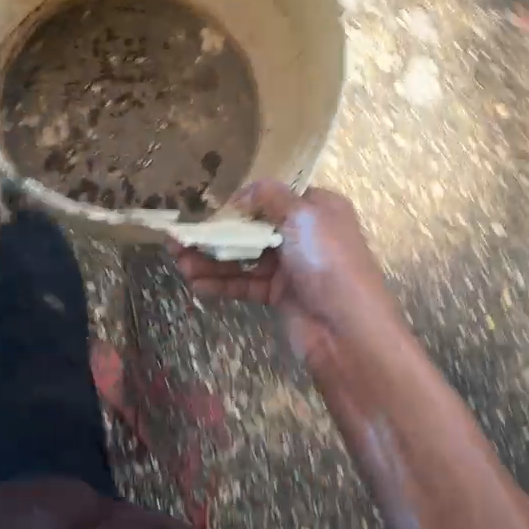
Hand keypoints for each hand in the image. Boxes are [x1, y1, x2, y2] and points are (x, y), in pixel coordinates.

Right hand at [172, 181, 401, 381]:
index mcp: (317, 209)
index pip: (272, 197)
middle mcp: (304, 234)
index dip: (240, 200)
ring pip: (242, 256)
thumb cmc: (328, 262)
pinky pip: (244, 283)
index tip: (205, 204)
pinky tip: (196, 284)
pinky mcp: (279, 295)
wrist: (349, 334)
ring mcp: (290, 267)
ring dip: (210, 259)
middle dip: (214, 232)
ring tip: (178, 263)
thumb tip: (239, 194)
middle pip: (251, 227)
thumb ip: (268, 196)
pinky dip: (220, 282)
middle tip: (179, 237)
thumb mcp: (303, 215)